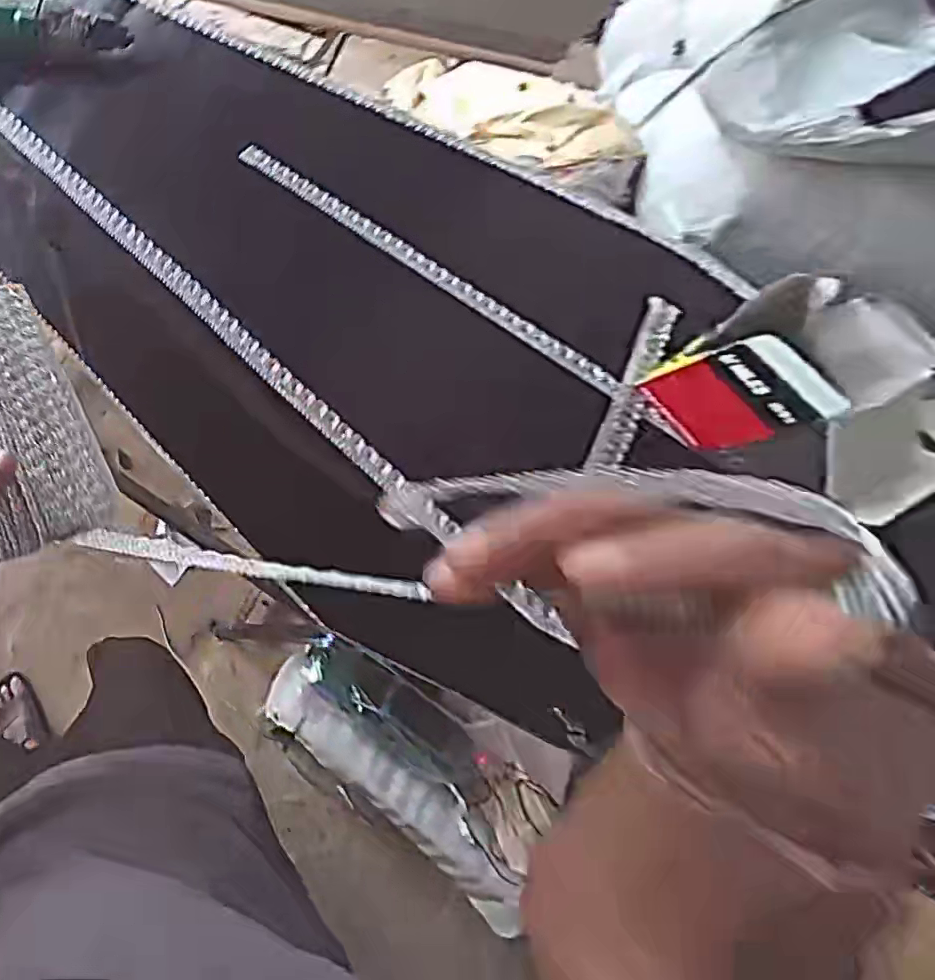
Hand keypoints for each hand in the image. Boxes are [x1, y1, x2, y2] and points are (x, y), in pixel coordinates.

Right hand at [428, 491, 934, 877]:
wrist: (744, 760)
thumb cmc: (803, 753)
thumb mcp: (824, 732)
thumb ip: (809, 679)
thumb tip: (812, 628)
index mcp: (794, 573)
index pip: (726, 540)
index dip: (651, 551)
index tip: (581, 572)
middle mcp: (713, 544)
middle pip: (622, 514)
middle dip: (541, 530)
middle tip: (477, 559)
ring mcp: (640, 552)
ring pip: (562, 522)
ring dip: (498, 540)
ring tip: (448, 572)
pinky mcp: (582, 566)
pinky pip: (529, 548)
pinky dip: (485, 561)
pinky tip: (450, 580)